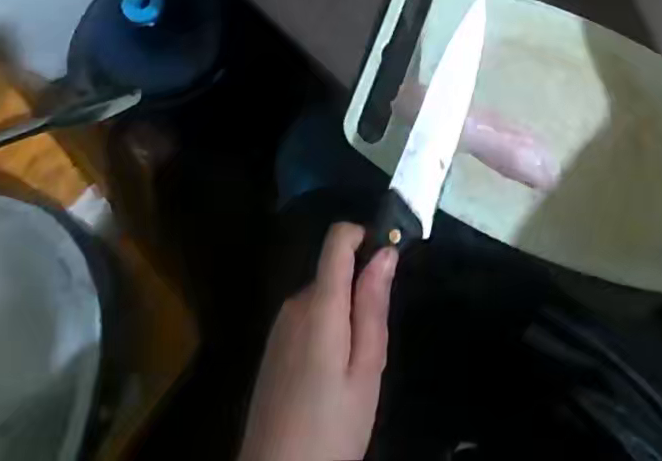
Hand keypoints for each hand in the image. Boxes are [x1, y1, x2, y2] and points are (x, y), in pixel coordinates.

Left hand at [238, 223, 396, 460]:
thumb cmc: (333, 426)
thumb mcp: (367, 370)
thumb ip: (372, 307)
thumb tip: (385, 253)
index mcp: (319, 304)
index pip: (336, 240)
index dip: (363, 235)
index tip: (388, 256)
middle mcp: (294, 302)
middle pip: (331, 272)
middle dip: (358, 293)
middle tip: (373, 347)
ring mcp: (279, 322)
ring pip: (321, 298)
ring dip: (342, 316)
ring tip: (353, 371)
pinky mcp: (273, 342)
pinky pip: (306, 318)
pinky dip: (325, 331)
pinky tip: (329, 379)